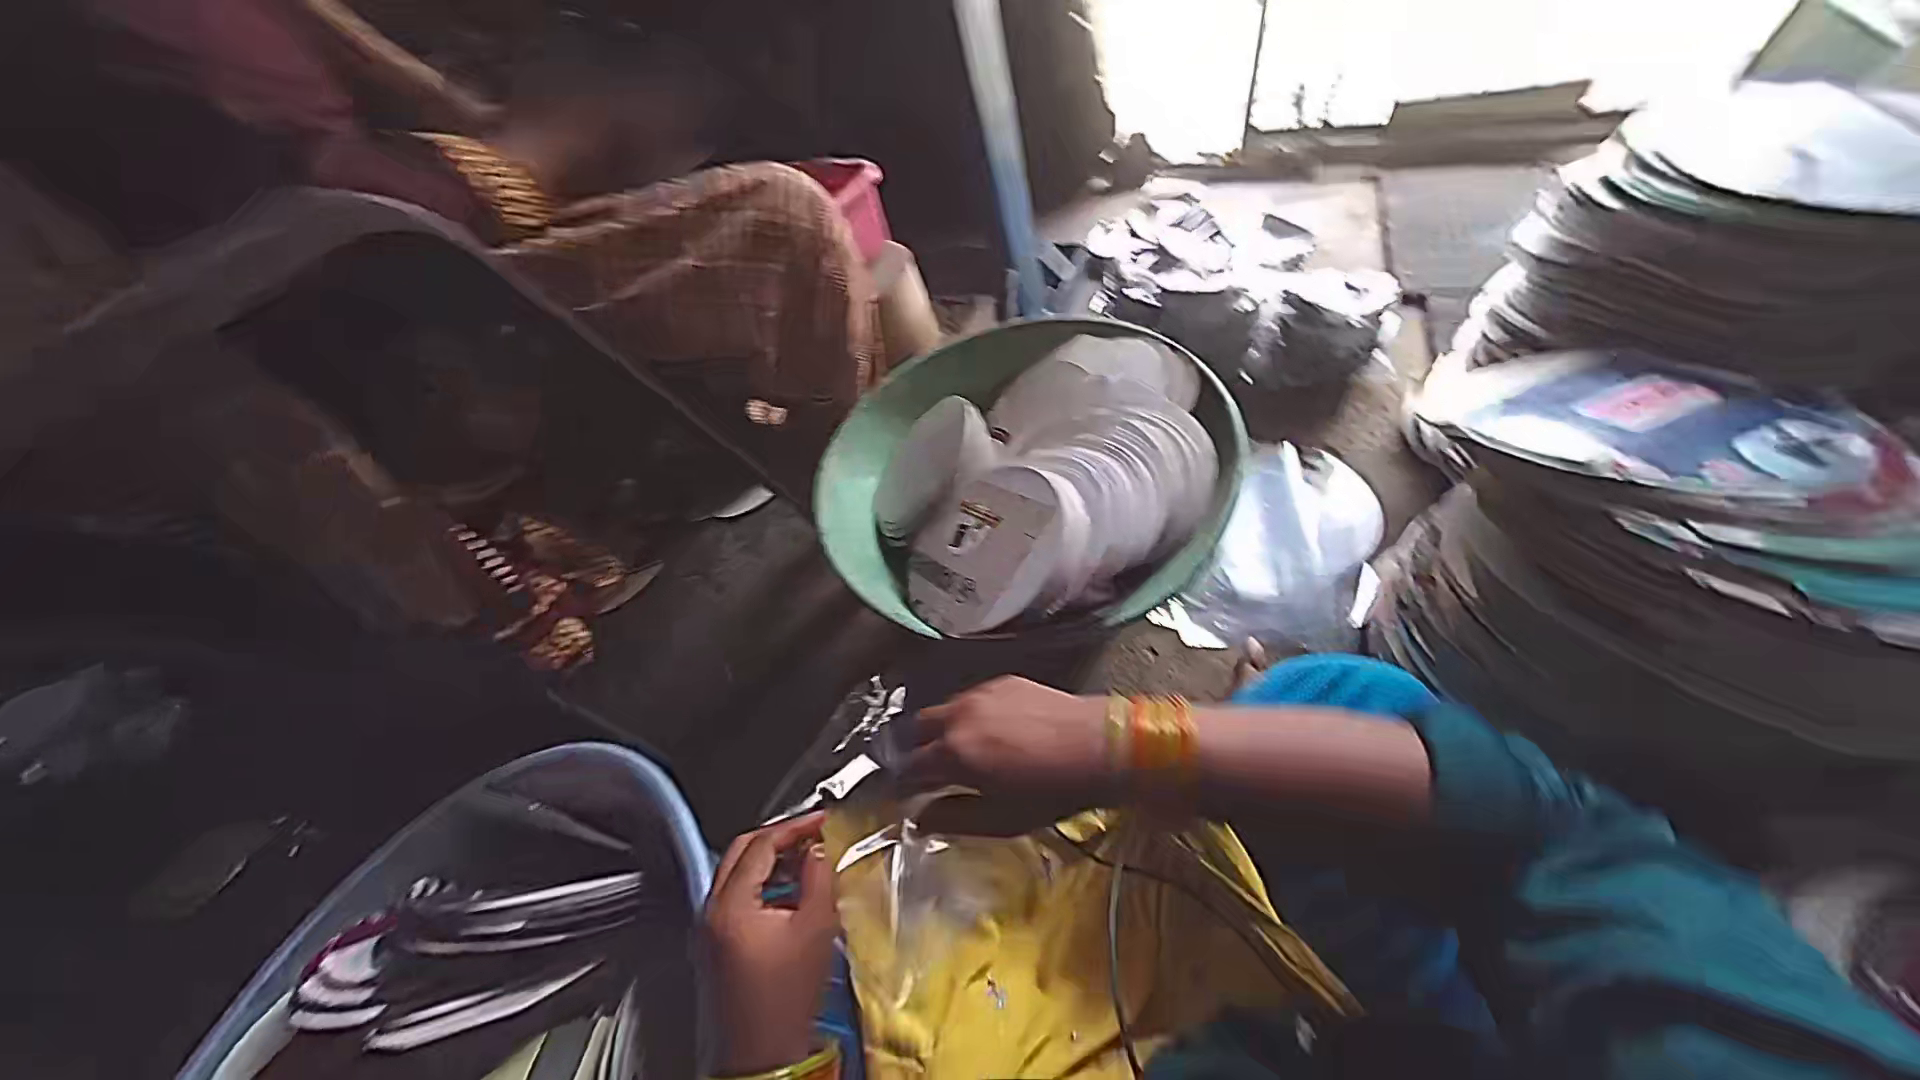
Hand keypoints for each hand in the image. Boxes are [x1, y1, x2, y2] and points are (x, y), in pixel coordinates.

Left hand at [702, 813, 837, 1075]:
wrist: (763, 1058)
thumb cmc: (786, 1001)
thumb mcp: (815, 928)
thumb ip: (819, 877)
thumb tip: (819, 848)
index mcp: (732, 904)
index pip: (762, 843)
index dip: (796, 826)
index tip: (822, 821)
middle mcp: (711, 911)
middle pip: (743, 850)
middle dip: (780, 836)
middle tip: (812, 832)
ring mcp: (709, 928)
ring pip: (739, 870)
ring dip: (772, 857)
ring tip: (807, 857)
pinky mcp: (715, 943)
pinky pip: (738, 894)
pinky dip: (764, 881)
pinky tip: (791, 889)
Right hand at [901, 676, 1112, 834]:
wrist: (1100, 745)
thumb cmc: (1052, 791)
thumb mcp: (1001, 819)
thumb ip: (953, 818)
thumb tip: (922, 818)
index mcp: (953, 752)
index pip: (908, 766)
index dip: (901, 782)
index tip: (902, 793)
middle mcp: (959, 715)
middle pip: (916, 728)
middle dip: (913, 749)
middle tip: (923, 769)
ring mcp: (982, 693)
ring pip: (944, 709)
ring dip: (941, 729)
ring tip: (960, 750)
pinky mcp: (1004, 681)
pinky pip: (973, 697)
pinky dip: (970, 715)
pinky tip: (992, 730)